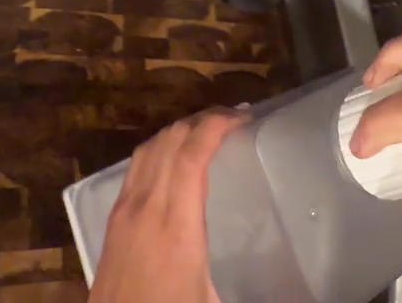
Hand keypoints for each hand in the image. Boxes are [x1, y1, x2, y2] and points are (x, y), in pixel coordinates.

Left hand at [88, 108, 242, 302]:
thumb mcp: (211, 302)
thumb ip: (246, 280)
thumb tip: (289, 286)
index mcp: (176, 228)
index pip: (191, 156)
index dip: (216, 125)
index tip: (243, 116)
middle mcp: (147, 208)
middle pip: (171, 140)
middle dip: (204, 119)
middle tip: (235, 118)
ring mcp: (125, 210)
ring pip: (151, 146)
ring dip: (181, 128)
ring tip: (209, 129)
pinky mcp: (112, 218)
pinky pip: (136, 164)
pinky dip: (160, 146)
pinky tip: (175, 156)